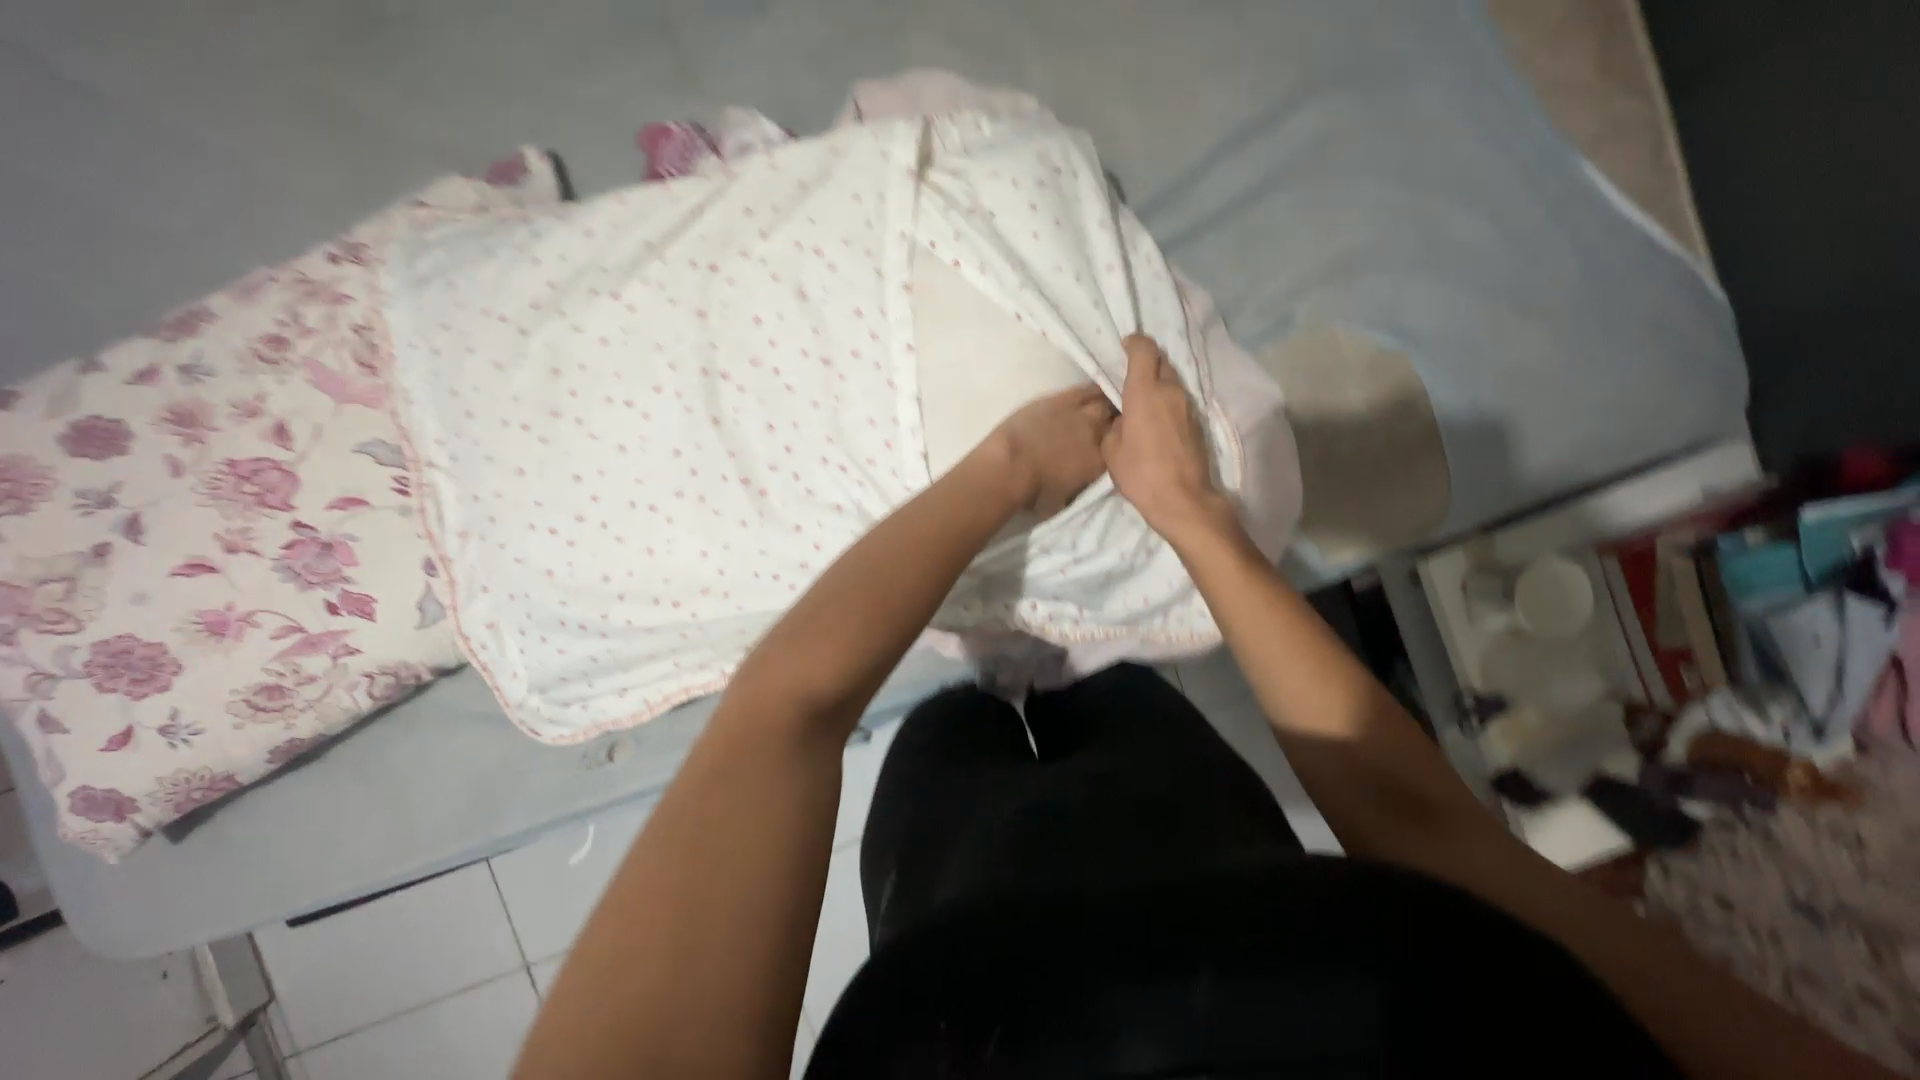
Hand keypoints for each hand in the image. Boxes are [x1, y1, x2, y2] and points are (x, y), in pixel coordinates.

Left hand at [980, 383, 1116, 519]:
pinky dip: (1094, 390)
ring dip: (1108, 406)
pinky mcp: (1061, 400)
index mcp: (1101, 465)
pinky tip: (1096, 389)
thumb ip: (1081, 488)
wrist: (1009, 468)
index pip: (1121, 451)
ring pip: (1105, 404)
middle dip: (1117, 424)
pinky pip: (1086, 390)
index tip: (1120, 446)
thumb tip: (1085, 482)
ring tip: (1106, 407)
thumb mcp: (1065, 500)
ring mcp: (1081, 416)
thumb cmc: (1033, 494)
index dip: (1121, 447)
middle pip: (1118, 424)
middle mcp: (1098, 437)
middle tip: (1112, 425)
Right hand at [1101, 334, 1234, 540]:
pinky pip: (1179, 400)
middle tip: (1129, 375)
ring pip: (1172, 381)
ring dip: (1158, 383)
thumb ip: (1114, 425)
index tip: (1124, 346)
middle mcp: (1171, 391)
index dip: (1134, 342)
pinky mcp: (1198, 422)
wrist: (1182, 499)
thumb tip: (1122, 418)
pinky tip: (1155, 419)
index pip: (1144, 350)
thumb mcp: (1111, 450)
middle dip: (1146, 362)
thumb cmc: (1140, 474)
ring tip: (1141, 400)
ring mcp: (1188, 406)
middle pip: (1161, 361)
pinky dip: (1167, 401)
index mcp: (1145, 392)